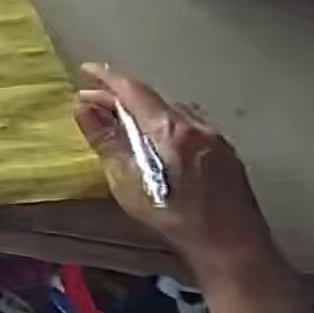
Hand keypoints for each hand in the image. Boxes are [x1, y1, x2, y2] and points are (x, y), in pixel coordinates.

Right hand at [72, 63, 275, 274]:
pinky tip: (148, 137)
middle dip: (118, 96)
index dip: (108, 77)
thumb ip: (105, 139)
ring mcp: (215, 139)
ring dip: (140, 109)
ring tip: (115, 118)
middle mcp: (196, 126)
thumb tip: (83, 107)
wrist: (230, 243)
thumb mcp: (125, 177)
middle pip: (152, 100)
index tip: (86, 68)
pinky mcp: (224, 153)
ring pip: (171, 111)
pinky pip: (186, 125)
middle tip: (87, 101)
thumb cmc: (169, 211)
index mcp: (169, 129)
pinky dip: (159, 121)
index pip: (135, 91)